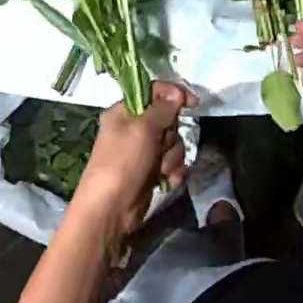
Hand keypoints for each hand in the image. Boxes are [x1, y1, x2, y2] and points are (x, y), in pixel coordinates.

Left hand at [67, 82, 193, 244]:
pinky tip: (168, 180)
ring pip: (173, 143)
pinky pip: (172, 163)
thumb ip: (162, 108)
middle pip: (168, 119)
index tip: (192, 103)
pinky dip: (173, 171)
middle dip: (171, 135)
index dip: (173, 95)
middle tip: (160, 146)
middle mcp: (133, 128)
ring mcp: (143, 151)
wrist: (111, 210)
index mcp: (124, 112)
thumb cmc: (123, 162)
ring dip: (172, 157)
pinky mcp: (151, 171)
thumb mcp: (143, 129)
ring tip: (161, 170)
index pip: (153, 92)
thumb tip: (177, 92)